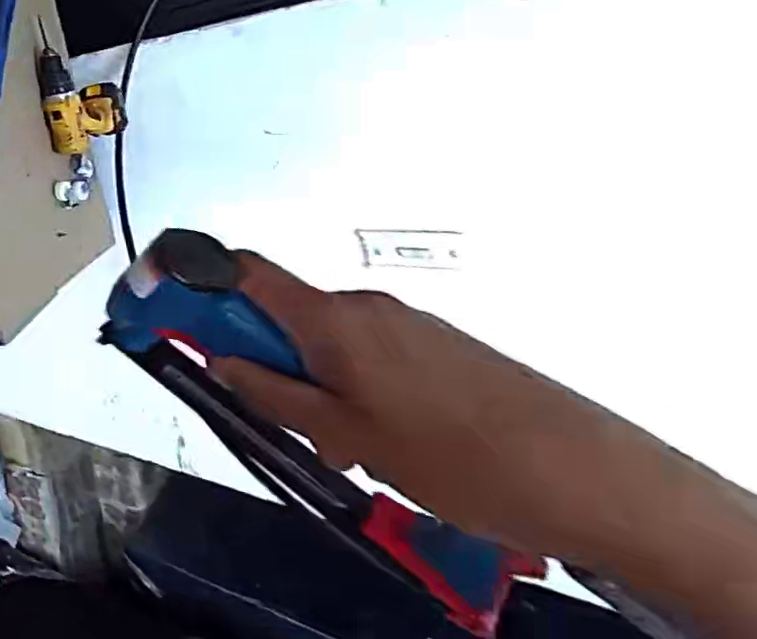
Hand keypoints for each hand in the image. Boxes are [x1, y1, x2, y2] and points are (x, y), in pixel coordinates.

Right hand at [211, 253, 756, 631]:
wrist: (606, 485)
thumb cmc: (466, 460)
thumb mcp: (342, 434)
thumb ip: (268, 391)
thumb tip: (222, 362)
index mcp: (330, 318)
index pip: (238, 271)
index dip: (186, 273)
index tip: (151, 293)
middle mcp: (360, 306)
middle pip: (272, 304)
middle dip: (246, 340)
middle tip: (242, 386)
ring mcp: (399, 321)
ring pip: (315, 331)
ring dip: (295, 365)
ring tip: (325, 428)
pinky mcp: (430, 341)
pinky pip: (356, 342)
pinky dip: (335, 370)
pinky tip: (366, 424)